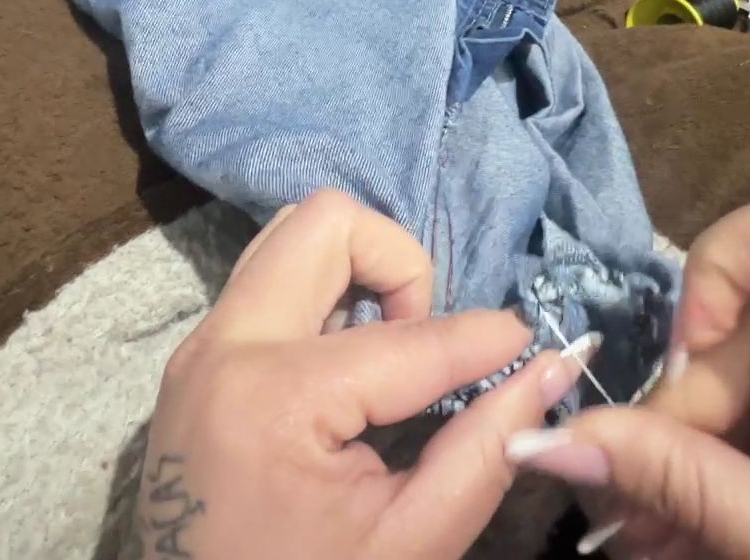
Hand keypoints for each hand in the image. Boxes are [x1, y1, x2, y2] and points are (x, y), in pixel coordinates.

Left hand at [139, 188, 591, 559]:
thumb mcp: (407, 547)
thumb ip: (484, 451)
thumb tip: (550, 368)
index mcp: (277, 399)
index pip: (408, 339)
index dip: (485, 336)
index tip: (527, 339)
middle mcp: (227, 344)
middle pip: (329, 221)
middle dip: (399, 264)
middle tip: (421, 343)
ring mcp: (203, 341)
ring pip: (294, 233)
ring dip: (358, 267)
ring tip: (383, 348)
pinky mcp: (199, 351)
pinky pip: (271, 271)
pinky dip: (324, 288)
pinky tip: (344, 358)